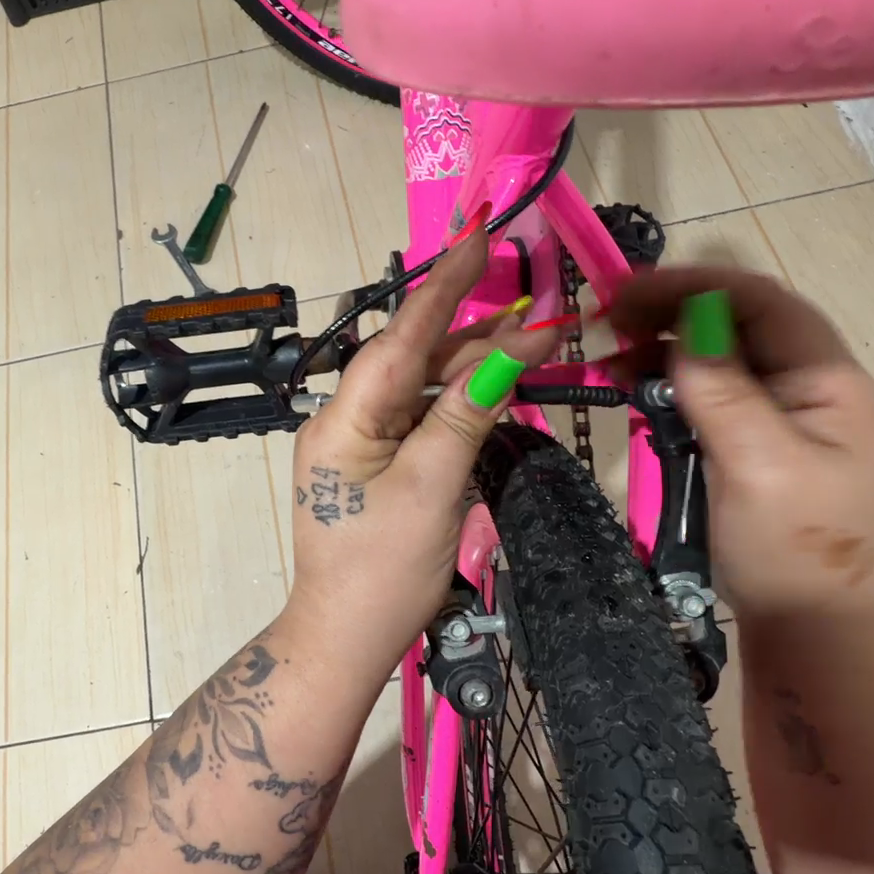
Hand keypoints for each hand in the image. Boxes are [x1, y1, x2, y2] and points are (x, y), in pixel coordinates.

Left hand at [279, 228, 559, 667]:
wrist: (346, 637)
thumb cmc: (384, 571)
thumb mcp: (431, 487)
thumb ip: (466, 412)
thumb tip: (510, 349)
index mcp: (345, 419)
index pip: (400, 337)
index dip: (443, 287)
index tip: (479, 236)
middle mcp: (344, 421)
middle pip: (411, 360)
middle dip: (468, 330)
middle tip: (529, 304)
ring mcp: (357, 445)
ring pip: (417, 389)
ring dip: (467, 368)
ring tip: (526, 341)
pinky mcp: (372, 467)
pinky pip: (416, 420)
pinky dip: (454, 404)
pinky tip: (489, 387)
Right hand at [608, 267, 873, 618]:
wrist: (806, 619)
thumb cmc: (792, 547)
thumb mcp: (760, 468)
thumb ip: (725, 396)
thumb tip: (683, 336)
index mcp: (824, 380)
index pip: (759, 304)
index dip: (692, 287)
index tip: (626, 294)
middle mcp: (802, 384)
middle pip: (734, 323)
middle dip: (669, 312)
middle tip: (606, 321)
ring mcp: (775, 412)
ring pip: (714, 356)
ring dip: (660, 348)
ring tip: (609, 358)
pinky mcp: (747, 440)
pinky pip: (704, 393)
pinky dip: (664, 384)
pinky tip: (631, 389)